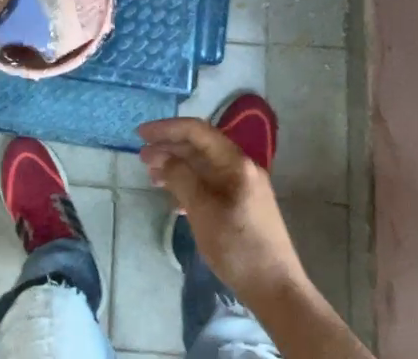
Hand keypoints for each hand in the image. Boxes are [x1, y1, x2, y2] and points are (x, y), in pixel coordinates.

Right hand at [138, 117, 308, 297]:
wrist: (276, 289)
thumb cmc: (237, 246)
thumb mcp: (203, 210)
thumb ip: (181, 178)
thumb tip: (162, 156)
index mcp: (236, 163)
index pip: (198, 131)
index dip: (167, 129)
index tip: (141, 134)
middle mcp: (242, 168)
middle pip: (201, 147)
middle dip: (170, 148)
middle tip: (142, 158)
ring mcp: (244, 188)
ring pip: (205, 168)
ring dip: (178, 168)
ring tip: (153, 178)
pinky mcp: (243, 206)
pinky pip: (211, 186)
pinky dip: (190, 186)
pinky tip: (174, 201)